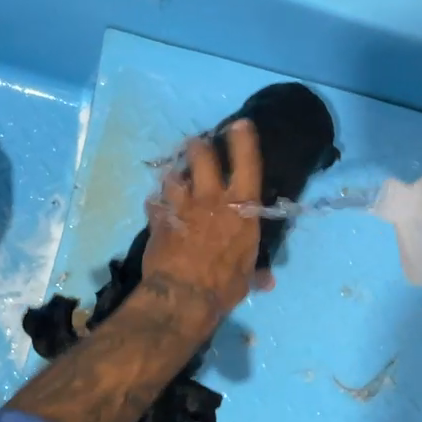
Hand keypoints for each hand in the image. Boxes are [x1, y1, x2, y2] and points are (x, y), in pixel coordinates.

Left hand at [140, 121, 262, 327]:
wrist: (183, 296)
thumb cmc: (224, 285)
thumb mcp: (246, 276)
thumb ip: (254, 270)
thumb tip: (266, 280)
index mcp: (241, 207)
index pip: (246, 162)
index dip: (243, 139)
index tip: (239, 125)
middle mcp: (211, 197)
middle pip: (201, 156)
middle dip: (198, 147)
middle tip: (197, 146)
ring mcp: (181, 206)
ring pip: (173, 176)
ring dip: (175, 176)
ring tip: (175, 178)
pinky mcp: (157, 219)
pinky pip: (154, 203)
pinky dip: (156, 204)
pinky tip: (157, 208)